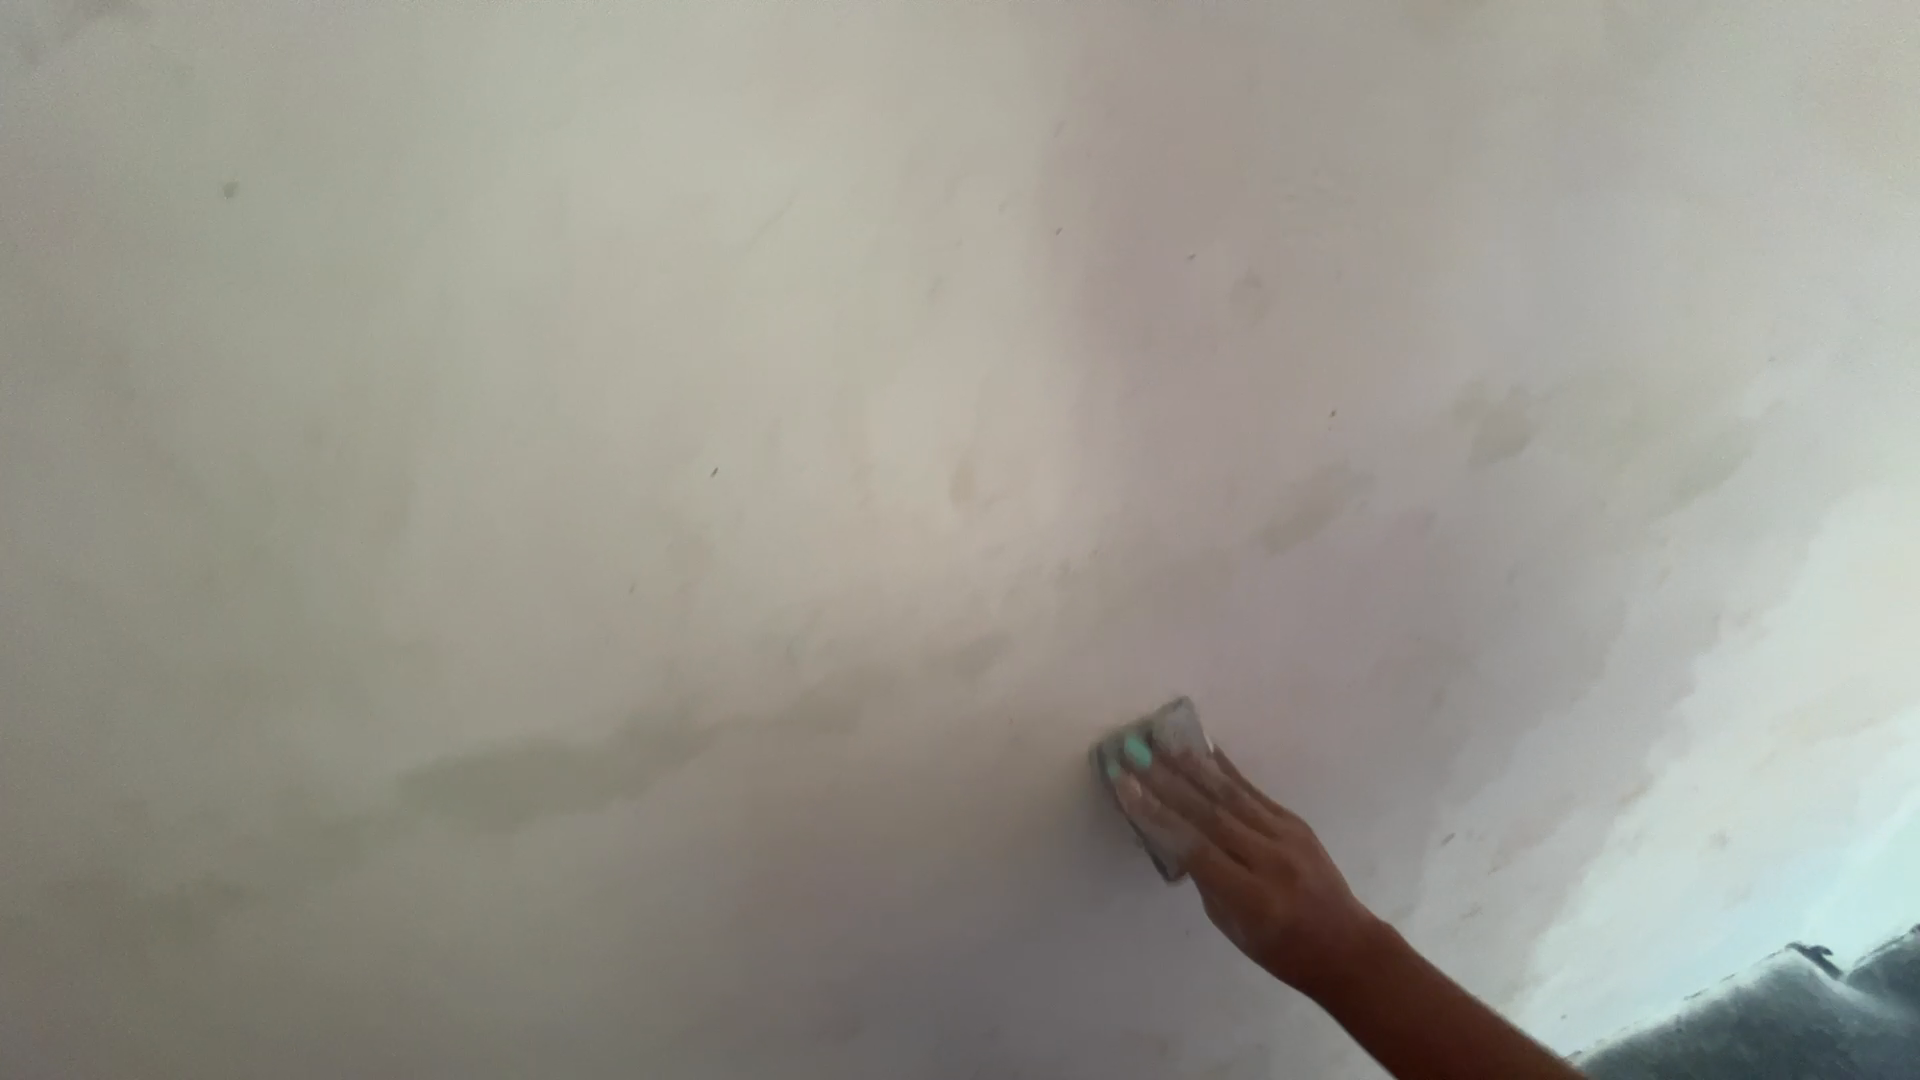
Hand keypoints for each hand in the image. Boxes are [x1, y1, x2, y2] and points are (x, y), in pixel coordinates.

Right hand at [1113, 741, 1383, 995]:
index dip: (1155, 814)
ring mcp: (1286, 837)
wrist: (1349, 947)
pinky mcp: (1295, 822)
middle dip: (1165, 781)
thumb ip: (1205, 878)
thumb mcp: (1232, 926)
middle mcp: (1269, 860)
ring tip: (1163, 743)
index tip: (1124, 785)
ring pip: (1231, 795)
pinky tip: (1205, 749)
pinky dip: (1225, 769)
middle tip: (1133, 754)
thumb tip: (1175, 833)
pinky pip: (1254, 791)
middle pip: (1208, 814)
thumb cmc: (1281, 950)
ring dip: (1192, 766)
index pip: (1193, 846)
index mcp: (1251, 896)